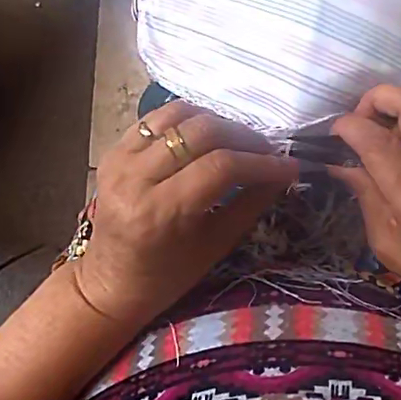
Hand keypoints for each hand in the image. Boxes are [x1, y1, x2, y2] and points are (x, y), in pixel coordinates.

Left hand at [74, 101, 298, 327]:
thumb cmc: (168, 276)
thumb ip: (251, 203)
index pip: (221, 166)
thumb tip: (284, 173)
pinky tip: (207, 135)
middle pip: (202, 133)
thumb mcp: (216, 245)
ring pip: (179, 116)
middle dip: (244, 137)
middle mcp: (136, 178)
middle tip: (268, 152)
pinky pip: (157, 118)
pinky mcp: (114, 151)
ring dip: (218, 122)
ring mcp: (120, 159)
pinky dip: (188, 120)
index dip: (261, 162)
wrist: (111, 283)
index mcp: (161, 212)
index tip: (289, 166)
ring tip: (239, 141)